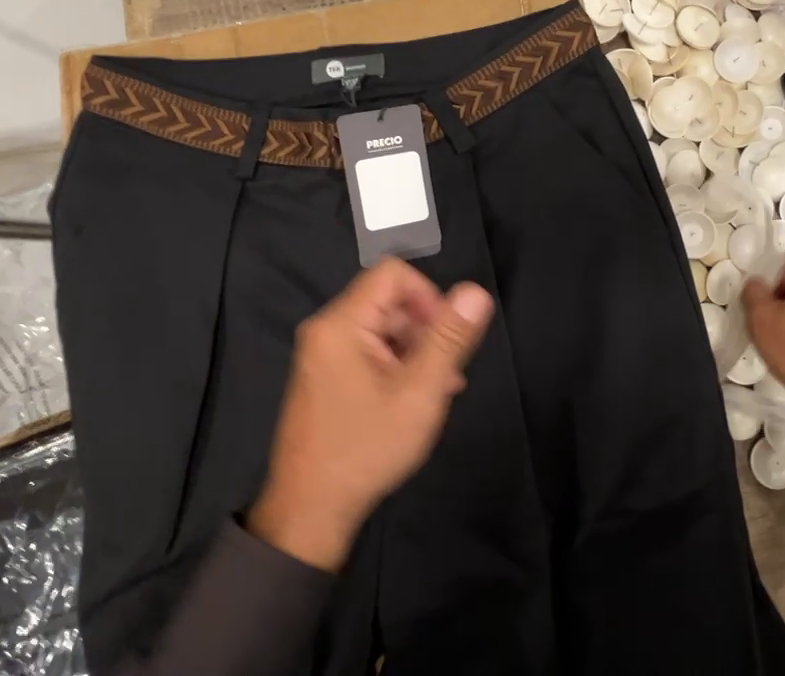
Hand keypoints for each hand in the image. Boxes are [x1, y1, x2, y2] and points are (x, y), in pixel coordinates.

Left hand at [248, 259, 493, 569]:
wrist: (309, 511)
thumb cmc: (366, 448)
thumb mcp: (419, 392)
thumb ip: (450, 338)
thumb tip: (475, 292)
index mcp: (341, 324)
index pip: (393, 274)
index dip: (429, 295)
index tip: (447, 337)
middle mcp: (326, 330)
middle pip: (389, 301)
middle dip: (426, 327)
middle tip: (447, 371)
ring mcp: (322, 355)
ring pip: (382, 328)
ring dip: (416, 350)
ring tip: (436, 391)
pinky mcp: (325, 378)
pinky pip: (368, 352)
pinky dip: (397, 365)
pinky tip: (416, 399)